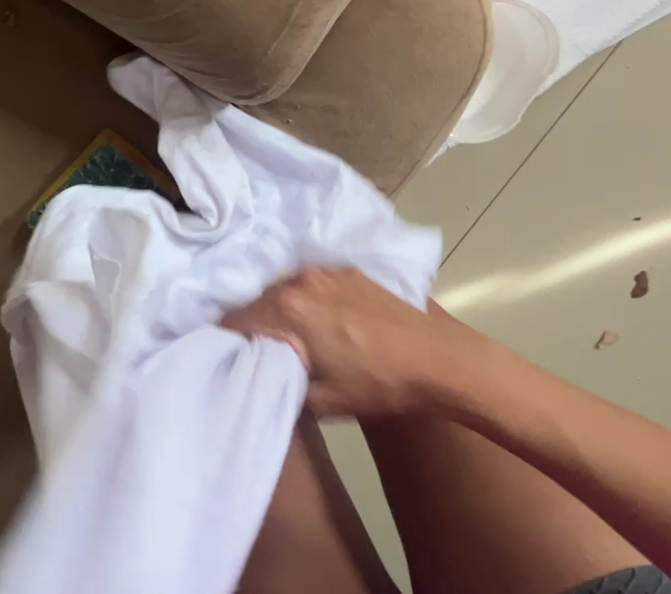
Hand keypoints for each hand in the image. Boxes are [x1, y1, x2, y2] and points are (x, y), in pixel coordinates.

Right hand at [223, 268, 492, 418]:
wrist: (442, 362)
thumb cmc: (379, 385)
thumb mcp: (322, 401)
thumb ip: (279, 383)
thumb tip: (256, 373)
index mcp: (288, 309)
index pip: (235, 319)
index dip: (227, 340)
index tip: (229, 356)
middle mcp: (299, 280)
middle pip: (257, 300)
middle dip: (253, 323)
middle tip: (262, 350)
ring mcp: (325, 271)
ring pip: (283, 288)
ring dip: (280, 309)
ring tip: (293, 335)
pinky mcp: (348, 270)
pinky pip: (310, 282)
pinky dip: (305, 299)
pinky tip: (322, 320)